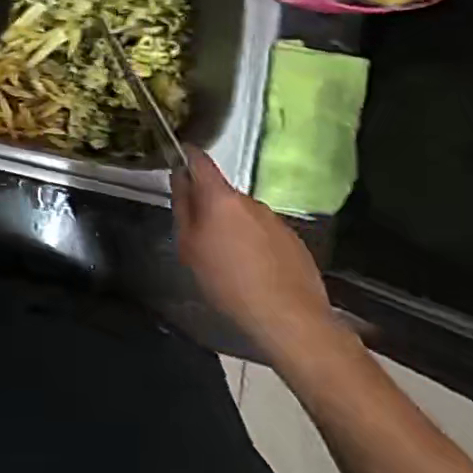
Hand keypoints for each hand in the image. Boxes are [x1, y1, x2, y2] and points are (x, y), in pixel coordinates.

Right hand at [174, 148, 341, 363]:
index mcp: (220, 198)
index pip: (201, 162)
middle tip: (197, 233)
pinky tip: (251, 270)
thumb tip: (181, 178)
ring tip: (226, 258)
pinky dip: (254, 243)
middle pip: (222, 193)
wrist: (288, 317)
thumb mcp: (189, 246)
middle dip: (209, 205)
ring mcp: (276, 220)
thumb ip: (183, 207)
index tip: (178, 156)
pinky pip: (264, 233)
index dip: (187, 155)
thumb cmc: (226, 281)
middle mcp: (251, 201)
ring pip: (244, 214)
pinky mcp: (294, 241)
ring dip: (232, 226)